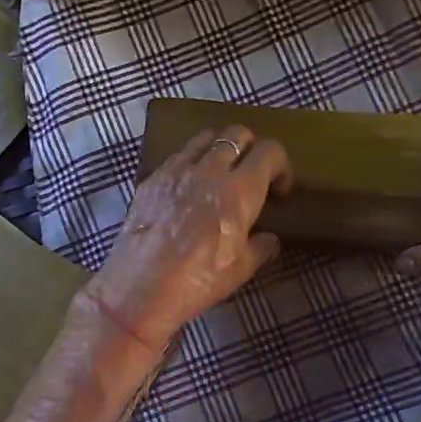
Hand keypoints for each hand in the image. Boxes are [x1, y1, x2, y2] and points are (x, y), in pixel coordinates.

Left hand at [87, 126, 291, 348]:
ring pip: (205, 138)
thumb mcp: (239, 270)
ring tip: (219, 174)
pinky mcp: (152, 179)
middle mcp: (209, 170)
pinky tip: (188, 187)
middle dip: (251, 148)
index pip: (269, 152)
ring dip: (220, 148)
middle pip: (237, 133)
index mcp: (239, 190)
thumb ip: (260, 248)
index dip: (281, 165)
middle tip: (251, 174)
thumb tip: (269, 240)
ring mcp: (176, 170)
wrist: (139, 287)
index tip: (278, 189)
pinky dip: (191, 161)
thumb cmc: (197, 281)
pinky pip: (178, 156)